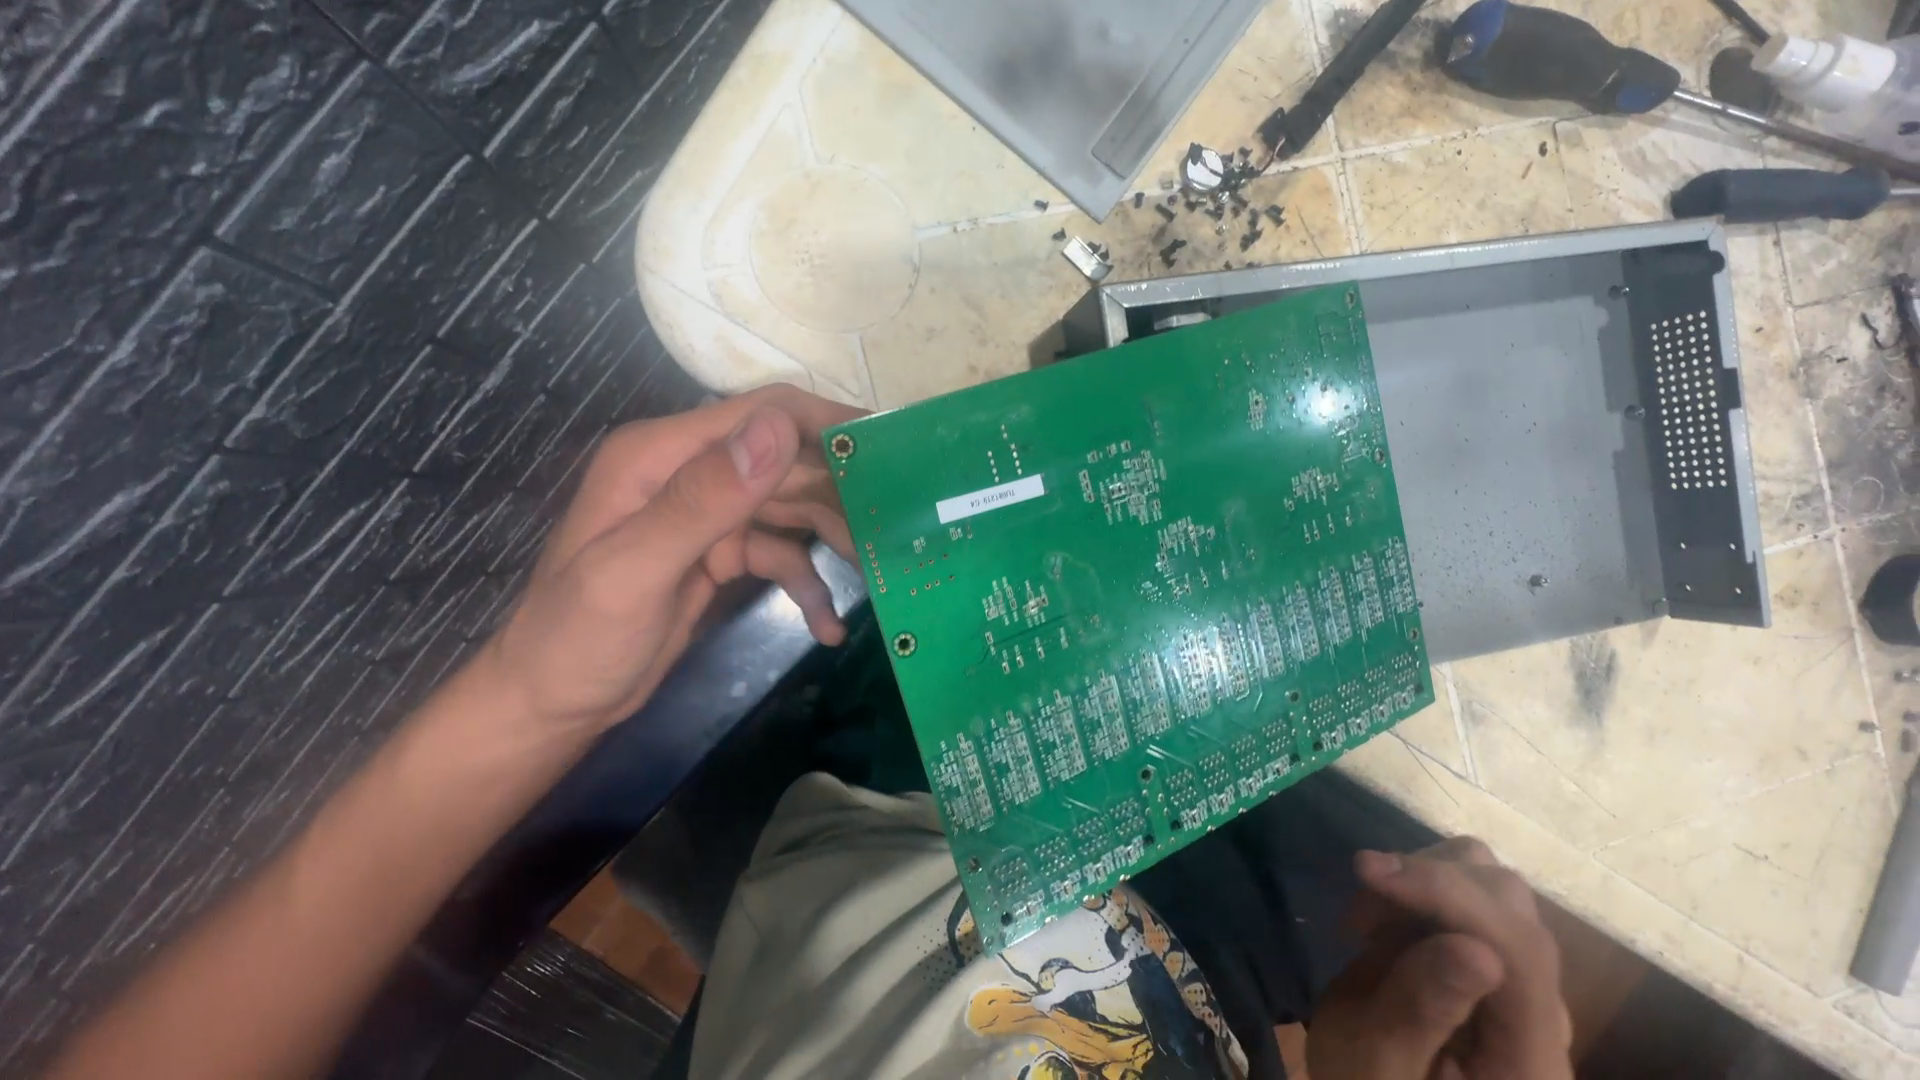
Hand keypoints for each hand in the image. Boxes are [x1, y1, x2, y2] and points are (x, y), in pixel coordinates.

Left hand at [480, 385, 863, 736]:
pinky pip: (778, 555)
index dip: (825, 424)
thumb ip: (703, 499)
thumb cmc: (577, 639)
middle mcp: (688, 472)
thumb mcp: (634, 571)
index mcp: (659, 456)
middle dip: (841, 493)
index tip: (891, 448)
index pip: (759, 414)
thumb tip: (779, 430)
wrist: (552, 704)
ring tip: (877, 574)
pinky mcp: (719, 555)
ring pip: (790, 508)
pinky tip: (828, 625)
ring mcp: (706, 515)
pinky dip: (806, 584)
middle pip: (785, 462)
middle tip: (896, 524)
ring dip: (833, 539)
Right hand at [1307, 837, 1573, 1079]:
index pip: (1515, 946)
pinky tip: (1381, 927)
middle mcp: (1544, 1014)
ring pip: (1492, 888)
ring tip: (1368, 922)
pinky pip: (1470, 902)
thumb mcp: (1377, 1064)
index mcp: (1529, 1056)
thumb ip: (1423, 1010)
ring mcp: (1524, 989)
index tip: (1367, 870)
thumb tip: (1473, 947)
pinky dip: (1419, 893)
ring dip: (1423, 883)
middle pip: (1509, 904)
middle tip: (1358, 915)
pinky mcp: (1495, 971)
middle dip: (1428, 885)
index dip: (1445, 892)